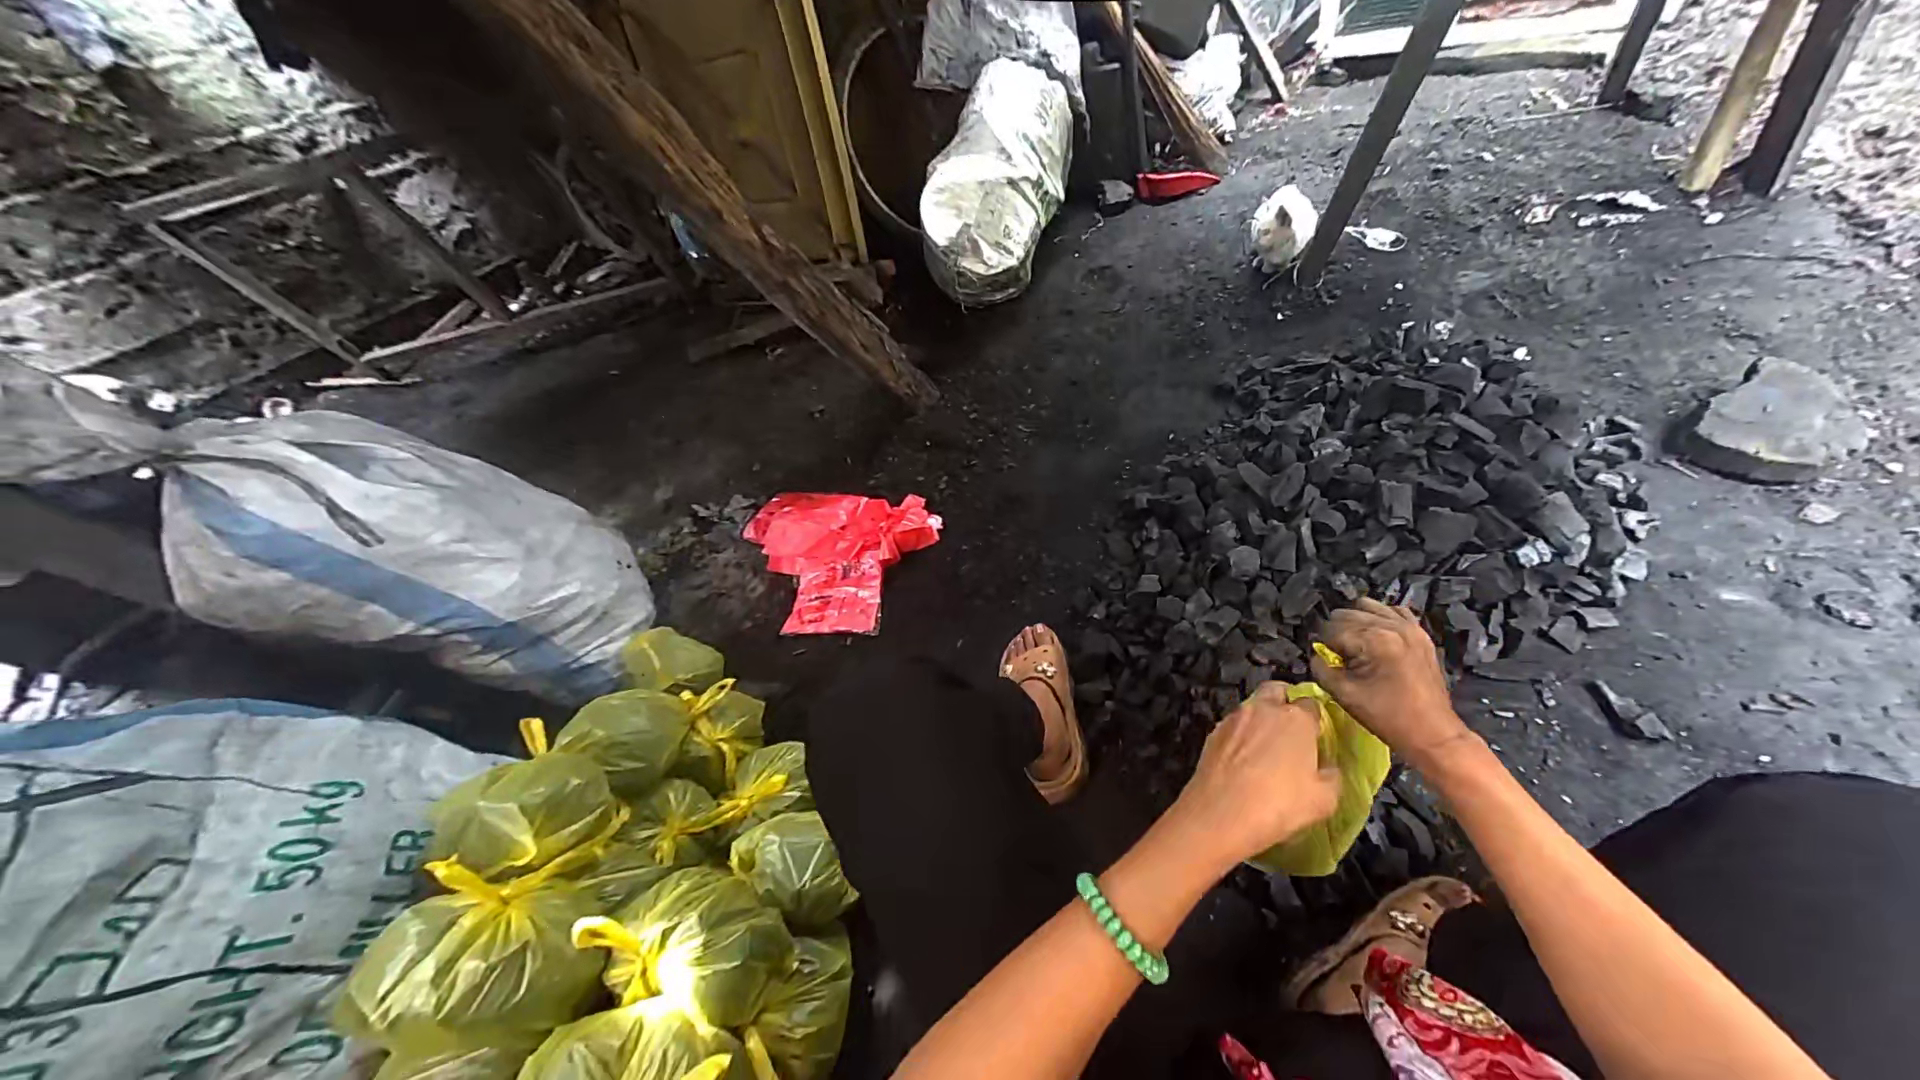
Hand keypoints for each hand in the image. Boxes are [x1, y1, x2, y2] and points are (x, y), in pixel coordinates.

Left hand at [1163, 683, 1339, 870]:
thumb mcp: (1325, 799)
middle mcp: (1262, 709)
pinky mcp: (1212, 733)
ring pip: (1251, 707)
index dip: (1315, 718)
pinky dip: (1240, 735)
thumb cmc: (1279, 804)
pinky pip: (1232, 726)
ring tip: (1264, 748)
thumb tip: (1327, 767)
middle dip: (1284, 701)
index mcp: (1296, 719)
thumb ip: (1332, 776)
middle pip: (1275, 691)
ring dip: (1260, 719)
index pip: (1311, 704)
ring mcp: (1233, 719)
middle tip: (1290, 728)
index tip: (1316, 734)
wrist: (1221, 813)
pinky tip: (1242, 758)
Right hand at [1310, 598, 1473, 768]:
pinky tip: (1375, 637)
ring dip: (1355, 621)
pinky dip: (1379, 618)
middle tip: (1336, 654)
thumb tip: (1316, 653)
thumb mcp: (1342, 694)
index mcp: (1374, 640)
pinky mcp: (1420, 634)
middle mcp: (1392, 626)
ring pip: (1368, 606)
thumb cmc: (1386, 716)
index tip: (1323, 659)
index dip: (1321, 644)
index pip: (1330, 629)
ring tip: (1354, 643)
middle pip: (1347, 614)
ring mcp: (1410, 627)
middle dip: (1336, 632)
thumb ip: (1320, 667)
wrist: (1432, 732)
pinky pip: (1392, 611)